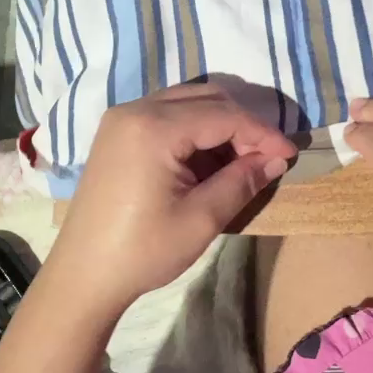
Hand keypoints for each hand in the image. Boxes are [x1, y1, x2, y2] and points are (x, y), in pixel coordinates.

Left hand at [51, 82, 296, 312]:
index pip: (223, 114)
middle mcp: (135, 109)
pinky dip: (194, 130)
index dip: (262, 132)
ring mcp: (122, 119)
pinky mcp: (117, 133)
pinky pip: (166, 115)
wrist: (82, 275)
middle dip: (242, 124)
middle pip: (205, 98)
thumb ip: (241, 181)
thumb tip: (275, 159)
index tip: (289, 154)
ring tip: (242, 161)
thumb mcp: (201, 219)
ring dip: (219, 125)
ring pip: (187, 103)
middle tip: (267, 158)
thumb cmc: (143, 250)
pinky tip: (209, 161)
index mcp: (154, 127)